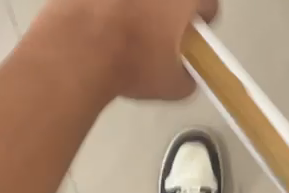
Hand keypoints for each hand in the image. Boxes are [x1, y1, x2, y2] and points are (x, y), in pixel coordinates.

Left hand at [31, 0, 221, 101]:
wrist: (79, 46)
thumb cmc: (134, 64)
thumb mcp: (171, 87)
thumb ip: (187, 79)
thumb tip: (186, 77)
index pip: (209, 3)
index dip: (204, 19)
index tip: (197, 32)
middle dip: (171, 10)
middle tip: (162, 32)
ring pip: (142, 0)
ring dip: (142, 8)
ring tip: (128, 27)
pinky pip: (112, 1)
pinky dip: (112, 7)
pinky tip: (104, 22)